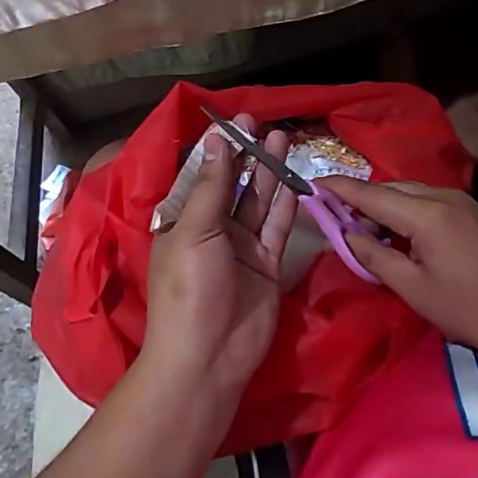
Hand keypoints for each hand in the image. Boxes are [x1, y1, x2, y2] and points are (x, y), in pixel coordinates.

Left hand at [144, 116, 296, 399]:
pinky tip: (293, 180)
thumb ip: (212, 185)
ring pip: (258, 201)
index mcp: (183, 221)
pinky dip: (285, 204)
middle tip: (261, 124)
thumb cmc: (189, 288)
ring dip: (268, 172)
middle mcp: (212, 229)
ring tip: (281, 139)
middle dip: (246, 154)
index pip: (202, 175)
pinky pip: (276, 227)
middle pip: (233, 184)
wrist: (209, 355)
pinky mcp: (267, 263)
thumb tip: (217, 141)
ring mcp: (241, 247)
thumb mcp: (194, 230)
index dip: (218, 148)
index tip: (234, 122)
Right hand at [316, 177, 477, 357]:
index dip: (338, 188)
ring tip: (359, 228)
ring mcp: (459, 201)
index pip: (370, 193)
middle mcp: (441, 196)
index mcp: (425, 213)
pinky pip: (425, 202)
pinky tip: (396, 234)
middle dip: (358, 197)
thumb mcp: (418, 291)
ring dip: (382, 205)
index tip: (310, 184)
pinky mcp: (470, 212)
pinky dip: (403, 212)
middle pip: (389, 189)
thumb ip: (377, 258)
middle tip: (330, 215)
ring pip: (408, 193)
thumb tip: (347, 235)